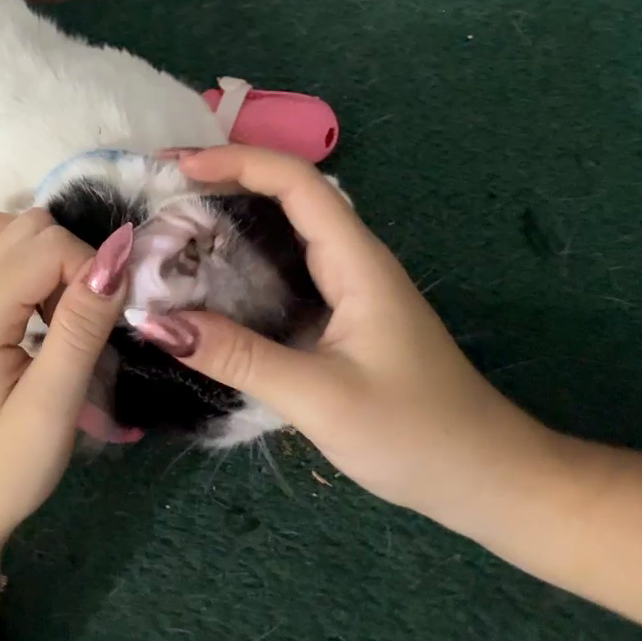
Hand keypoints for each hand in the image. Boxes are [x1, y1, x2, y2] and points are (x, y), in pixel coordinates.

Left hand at [0, 208, 130, 610]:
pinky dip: (29, 260)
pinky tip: (44, 307)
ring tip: (66, 311)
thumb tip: (118, 258)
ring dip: (50, 255)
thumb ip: (82, 327)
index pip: (49, 244)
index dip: (93, 270)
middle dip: (74, 259)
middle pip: (30, 226)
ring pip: (12, 228)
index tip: (110, 321)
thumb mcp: (53, 405)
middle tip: (89, 321)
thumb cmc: (5, 468)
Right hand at [149, 146, 556, 526]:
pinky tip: (206, 279)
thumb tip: (153, 320)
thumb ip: (238, 357)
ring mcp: (349, 287)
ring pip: (285, 230)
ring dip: (230, 218)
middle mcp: (353, 261)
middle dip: (225, 180)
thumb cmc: (415, 435)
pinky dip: (240, 260)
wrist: (488, 479)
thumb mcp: (319, 399)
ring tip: (170, 226)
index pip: (297, 182)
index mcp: (357, 262)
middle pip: (287, 194)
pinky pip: (284, 269)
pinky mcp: (341, 315)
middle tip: (160, 190)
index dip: (238, 161)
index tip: (178, 168)